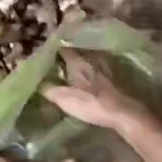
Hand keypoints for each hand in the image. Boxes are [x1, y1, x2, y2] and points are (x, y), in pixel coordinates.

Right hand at [43, 50, 161, 141]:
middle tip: (55, 62)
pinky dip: (90, 69)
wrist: (125, 113)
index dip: (51, 50)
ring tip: (70, 70)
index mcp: (77, 60)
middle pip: (75, 51)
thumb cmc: (92, 103)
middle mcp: (91, 57)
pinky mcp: (115, 75)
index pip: (60, 48)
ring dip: (79, 62)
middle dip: (65, 55)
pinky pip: (97, 66)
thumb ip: (48, 89)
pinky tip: (88, 78)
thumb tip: (36, 81)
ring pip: (87, 58)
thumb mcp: (64, 99)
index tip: (44, 55)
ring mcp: (105, 65)